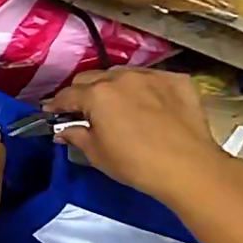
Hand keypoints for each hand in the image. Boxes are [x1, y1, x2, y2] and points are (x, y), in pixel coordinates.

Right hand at [44, 69, 232, 204]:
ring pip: (121, 74)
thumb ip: (75, 135)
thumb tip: (62, 130)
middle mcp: (121, 77)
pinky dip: (145, 88)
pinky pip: (152, 79)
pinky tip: (149, 105)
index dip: (56, 104)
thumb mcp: (97, 153)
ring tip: (118, 105)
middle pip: (91, 78)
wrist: (190, 168)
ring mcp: (151, 76)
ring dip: (114, 86)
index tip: (52, 111)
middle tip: (85, 111)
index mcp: (96, 94)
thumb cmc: (135, 164)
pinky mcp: (178, 80)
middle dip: (83, 92)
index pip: (67, 95)